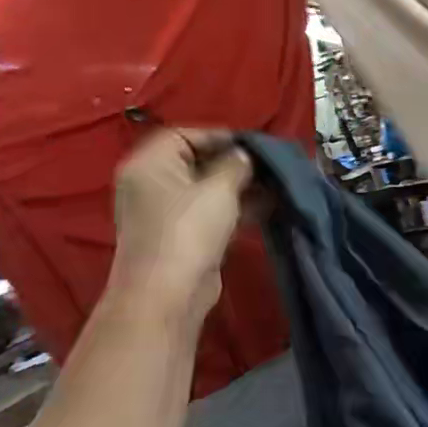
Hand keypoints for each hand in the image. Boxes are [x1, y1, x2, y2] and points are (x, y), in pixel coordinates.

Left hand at [107, 128, 254, 321]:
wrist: (169, 292)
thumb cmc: (188, 231)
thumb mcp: (219, 189)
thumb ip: (236, 165)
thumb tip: (246, 155)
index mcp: (150, 164)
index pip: (184, 134)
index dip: (220, 135)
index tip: (256, 145)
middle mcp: (153, 183)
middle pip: (197, 160)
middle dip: (236, 161)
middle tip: (271, 165)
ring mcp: (168, 210)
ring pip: (209, 187)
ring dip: (242, 185)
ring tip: (277, 185)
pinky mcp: (185, 233)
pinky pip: (214, 210)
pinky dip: (238, 206)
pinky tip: (269, 206)